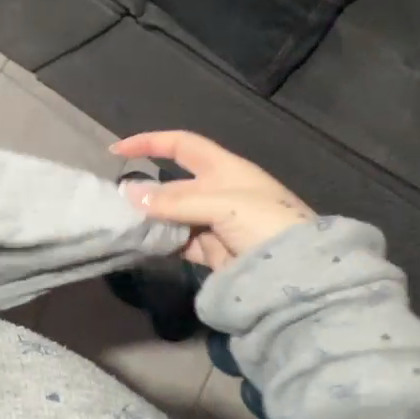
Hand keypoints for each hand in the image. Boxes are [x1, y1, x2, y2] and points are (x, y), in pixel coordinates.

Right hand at [112, 131, 316, 268]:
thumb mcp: (220, 204)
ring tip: (125, 223)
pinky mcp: (215, 252)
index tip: (117, 150)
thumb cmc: (265, 224)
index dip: (150, 142)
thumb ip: (173, 201)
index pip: (181, 145)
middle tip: (117, 200)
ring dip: (152, 218)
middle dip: (145, 190)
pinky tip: (143, 244)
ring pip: (173, 215)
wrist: (302, 276)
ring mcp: (217, 223)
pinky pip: (180, 241)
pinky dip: (162, 242)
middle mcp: (219, 192)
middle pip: (173, 184)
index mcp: (225, 169)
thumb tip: (128, 195)